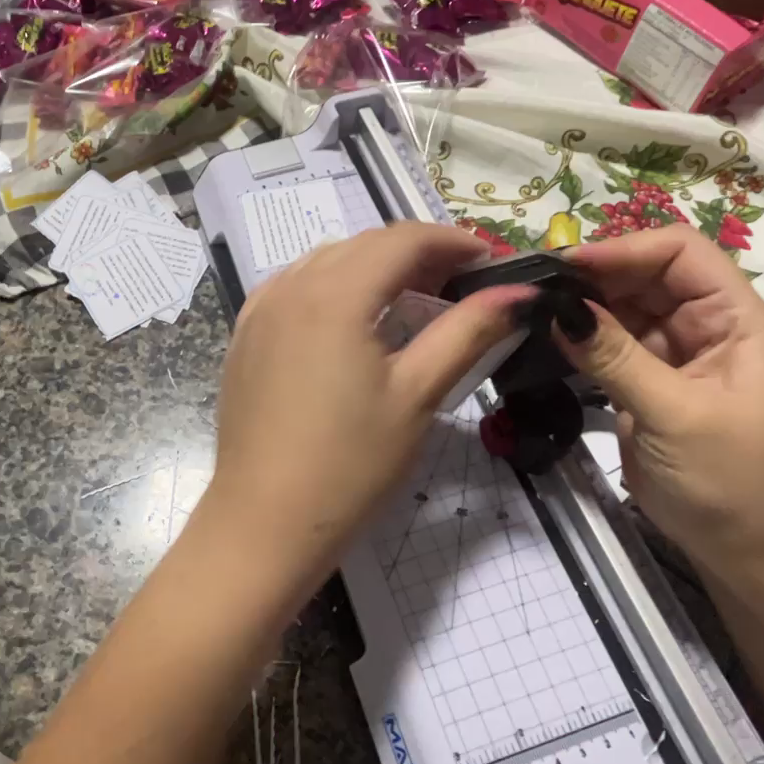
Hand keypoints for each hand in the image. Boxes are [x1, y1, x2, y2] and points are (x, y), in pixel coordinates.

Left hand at [205, 223, 529, 582]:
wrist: (264, 523)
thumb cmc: (350, 464)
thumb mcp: (417, 395)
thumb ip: (467, 331)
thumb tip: (519, 291)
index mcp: (333, 293)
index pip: (402, 239)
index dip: (453, 241)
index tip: (491, 261)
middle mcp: (289, 285)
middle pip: (364, 245)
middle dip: (418, 254)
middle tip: (462, 285)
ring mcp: (259, 310)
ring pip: (327, 262)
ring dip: (375, 268)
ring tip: (414, 301)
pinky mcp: (244, 336)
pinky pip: (295, 288)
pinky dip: (333, 288)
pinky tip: (354, 321)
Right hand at [553, 226, 763, 580]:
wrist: (749, 557)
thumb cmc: (733, 482)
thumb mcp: (676, 415)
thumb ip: (616, 357)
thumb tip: (556, 308)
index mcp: (735, 319)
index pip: (680, 253)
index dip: (624, 249)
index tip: (564, 267)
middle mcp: (704, 326)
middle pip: (645, 275)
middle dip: (593, 277)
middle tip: (533, 290)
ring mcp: (673, 356)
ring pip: (621, 310)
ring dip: (581, 307)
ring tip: (531, 311)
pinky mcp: (647, 386)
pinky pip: (609, 347)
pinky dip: (579, 340)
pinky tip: (545, 340)